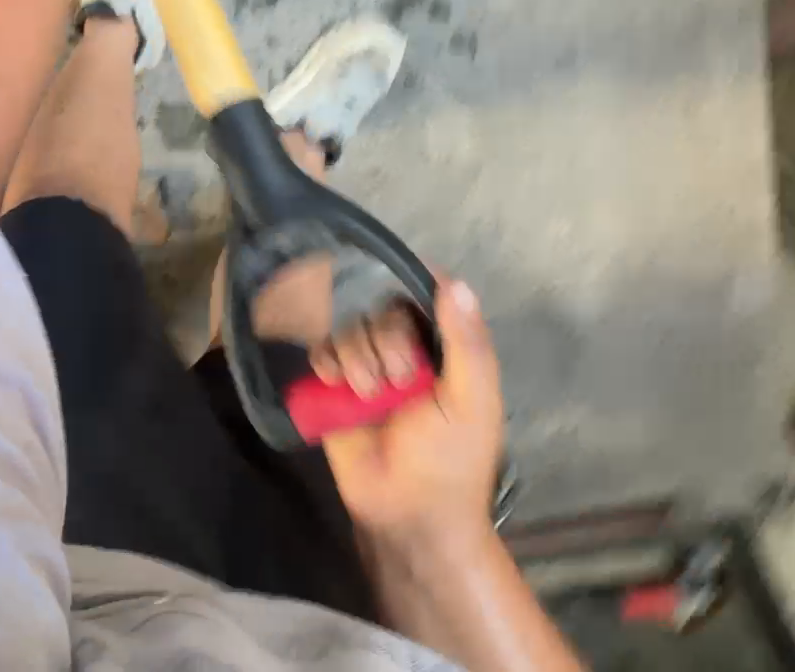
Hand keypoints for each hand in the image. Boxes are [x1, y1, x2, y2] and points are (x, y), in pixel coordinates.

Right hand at [320, 280, 504, 542]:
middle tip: (398, 382)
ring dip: (356, 354)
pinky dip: (325, 360)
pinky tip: (335, 383)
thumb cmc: (452, 459)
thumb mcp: (473, 400)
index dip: (416, 297)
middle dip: (385, 341)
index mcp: (444, 350)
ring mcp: (367, 367)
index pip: (426, 299)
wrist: (407, 513)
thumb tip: (456, 282)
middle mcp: (404, 351)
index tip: (409, 305)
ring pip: (349, 326)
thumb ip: (467, 342)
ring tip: (367, 394)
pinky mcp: (334, 387)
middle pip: (382, 310)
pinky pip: (321, 350)